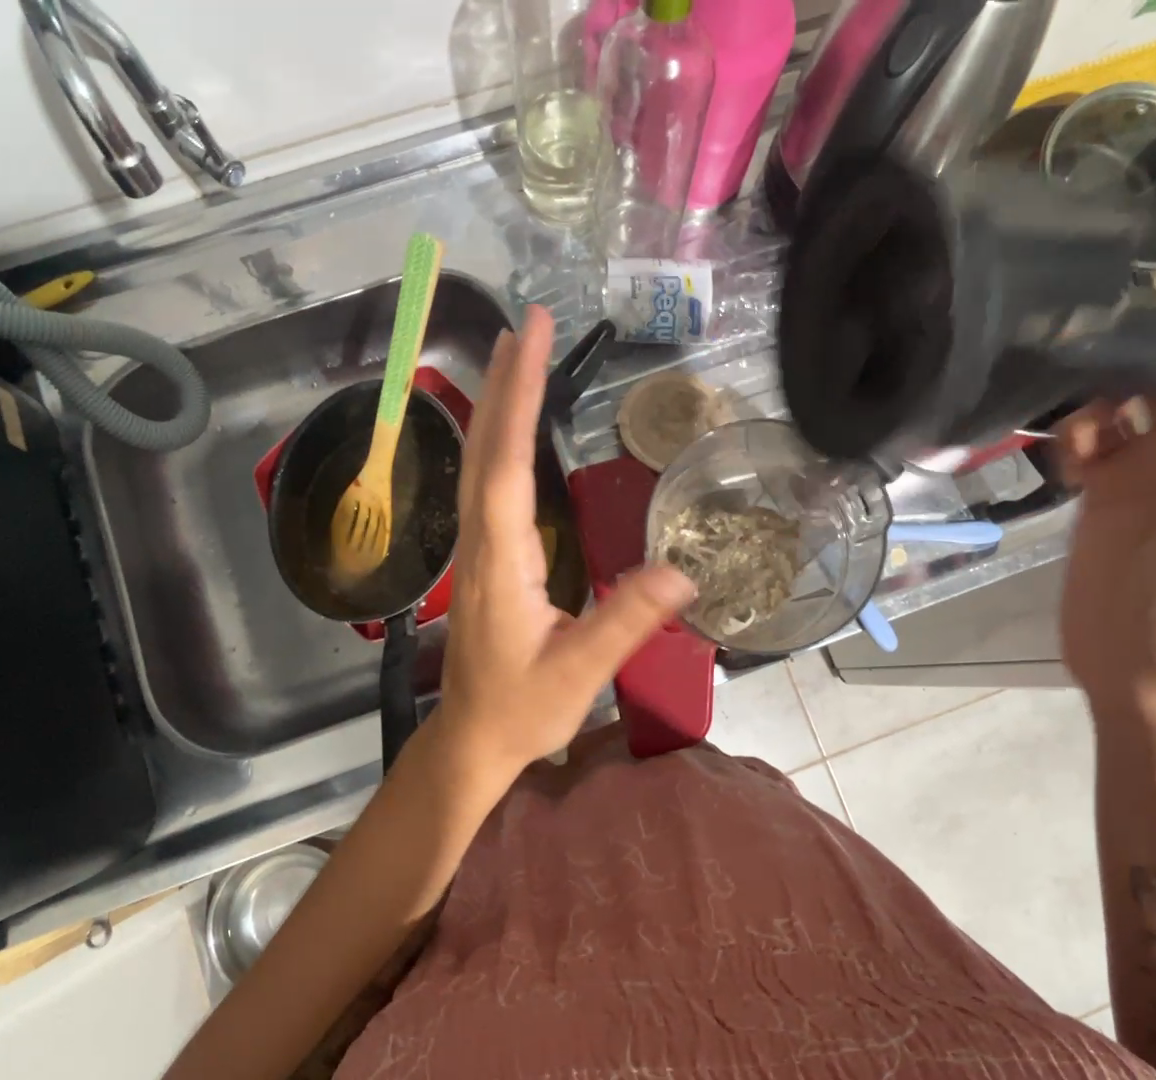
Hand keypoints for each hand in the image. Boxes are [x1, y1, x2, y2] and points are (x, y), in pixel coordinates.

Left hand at [429, 307, 693, 776]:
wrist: (472, 739)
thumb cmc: (521, 708)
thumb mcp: (580, 671)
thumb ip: (625, 620)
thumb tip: (683, 570)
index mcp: (499, 559)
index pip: (506, 463)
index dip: (517, 396)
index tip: (530, 337)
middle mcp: (478, 541)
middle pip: (485, 448)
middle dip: (504, 382)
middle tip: (525, 323)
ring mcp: (475, 548)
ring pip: (480, 462)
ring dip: (497, 405)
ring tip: (515, 354)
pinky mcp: (482, 557)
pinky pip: (487, 484)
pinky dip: (498, 440)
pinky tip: (510, 428)